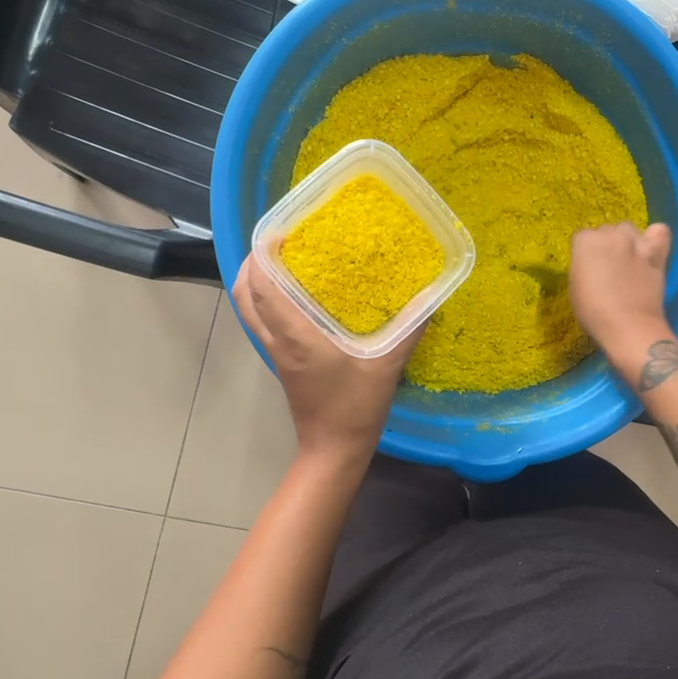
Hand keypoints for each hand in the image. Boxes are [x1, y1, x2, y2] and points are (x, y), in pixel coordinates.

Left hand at [234, 257, 420, 460]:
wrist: (333, 448)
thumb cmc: (355, 406)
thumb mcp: (387, 364)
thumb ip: (409, 328)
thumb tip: (432, 294)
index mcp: (295, 333)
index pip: (262, 284)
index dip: (264, 253)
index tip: (282, 230)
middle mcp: (277, 338)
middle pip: (245, 292)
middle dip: (255, 262)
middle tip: (281, 242)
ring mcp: (274, 351)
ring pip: (249, 308)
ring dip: (257, 281)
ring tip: (284, 262)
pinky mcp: (280, 361)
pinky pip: (261, 322)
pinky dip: (266, 301)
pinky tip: (296, 296)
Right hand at [569, 222, 672, 358]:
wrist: (628, 326)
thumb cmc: (594, 313)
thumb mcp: (575, 288)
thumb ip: (583, 267)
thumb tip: (593, 264)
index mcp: (585, 242)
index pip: (582, 238)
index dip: (585, 254)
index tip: (589, 269)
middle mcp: (609, 234)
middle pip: (606, 231)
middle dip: (606, 245)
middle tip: (609, 268)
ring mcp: (634, 241)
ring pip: (628, 229)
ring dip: (627, 241)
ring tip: (630, 259)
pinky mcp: (655, 251)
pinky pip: (659, 232)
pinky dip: (655, 237)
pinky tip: (650, 249)